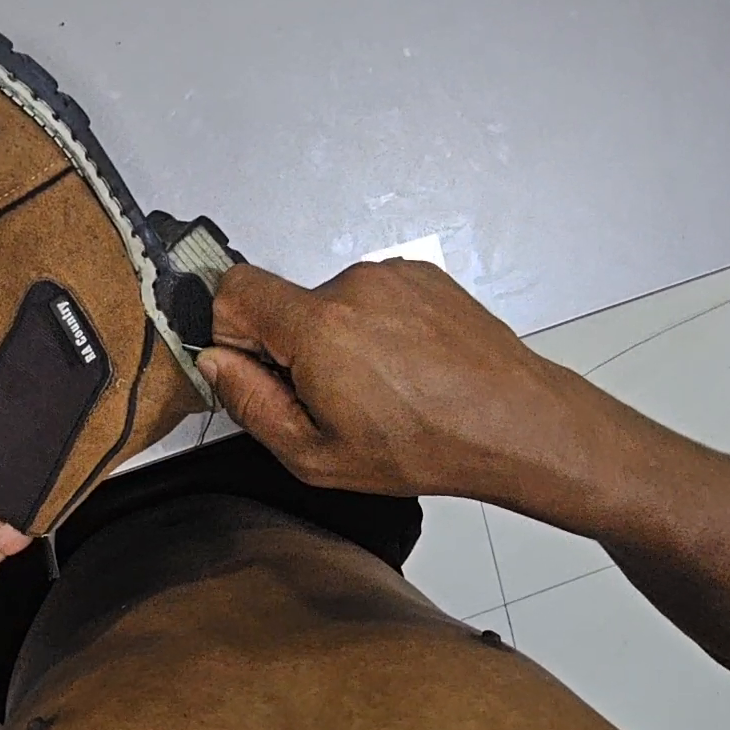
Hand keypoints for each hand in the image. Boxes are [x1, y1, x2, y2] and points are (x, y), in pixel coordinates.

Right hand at [195, 261, 631, 512]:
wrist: (515, 423)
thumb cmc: (425, 445)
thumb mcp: (315, 455)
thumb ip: (250, 403)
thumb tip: (214, 362)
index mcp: (319, 327)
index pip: (234, 290)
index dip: (231, 331)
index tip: (259, 369)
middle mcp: (352, 286)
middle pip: (281, 301)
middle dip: (287, 346)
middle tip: (327, 396)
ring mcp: (390, 275)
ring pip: (324, 302)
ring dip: (331, 338)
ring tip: (375, 385)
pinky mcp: (418, 274)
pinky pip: (367, 296)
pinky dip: (369, 327)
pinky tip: (400, 366)